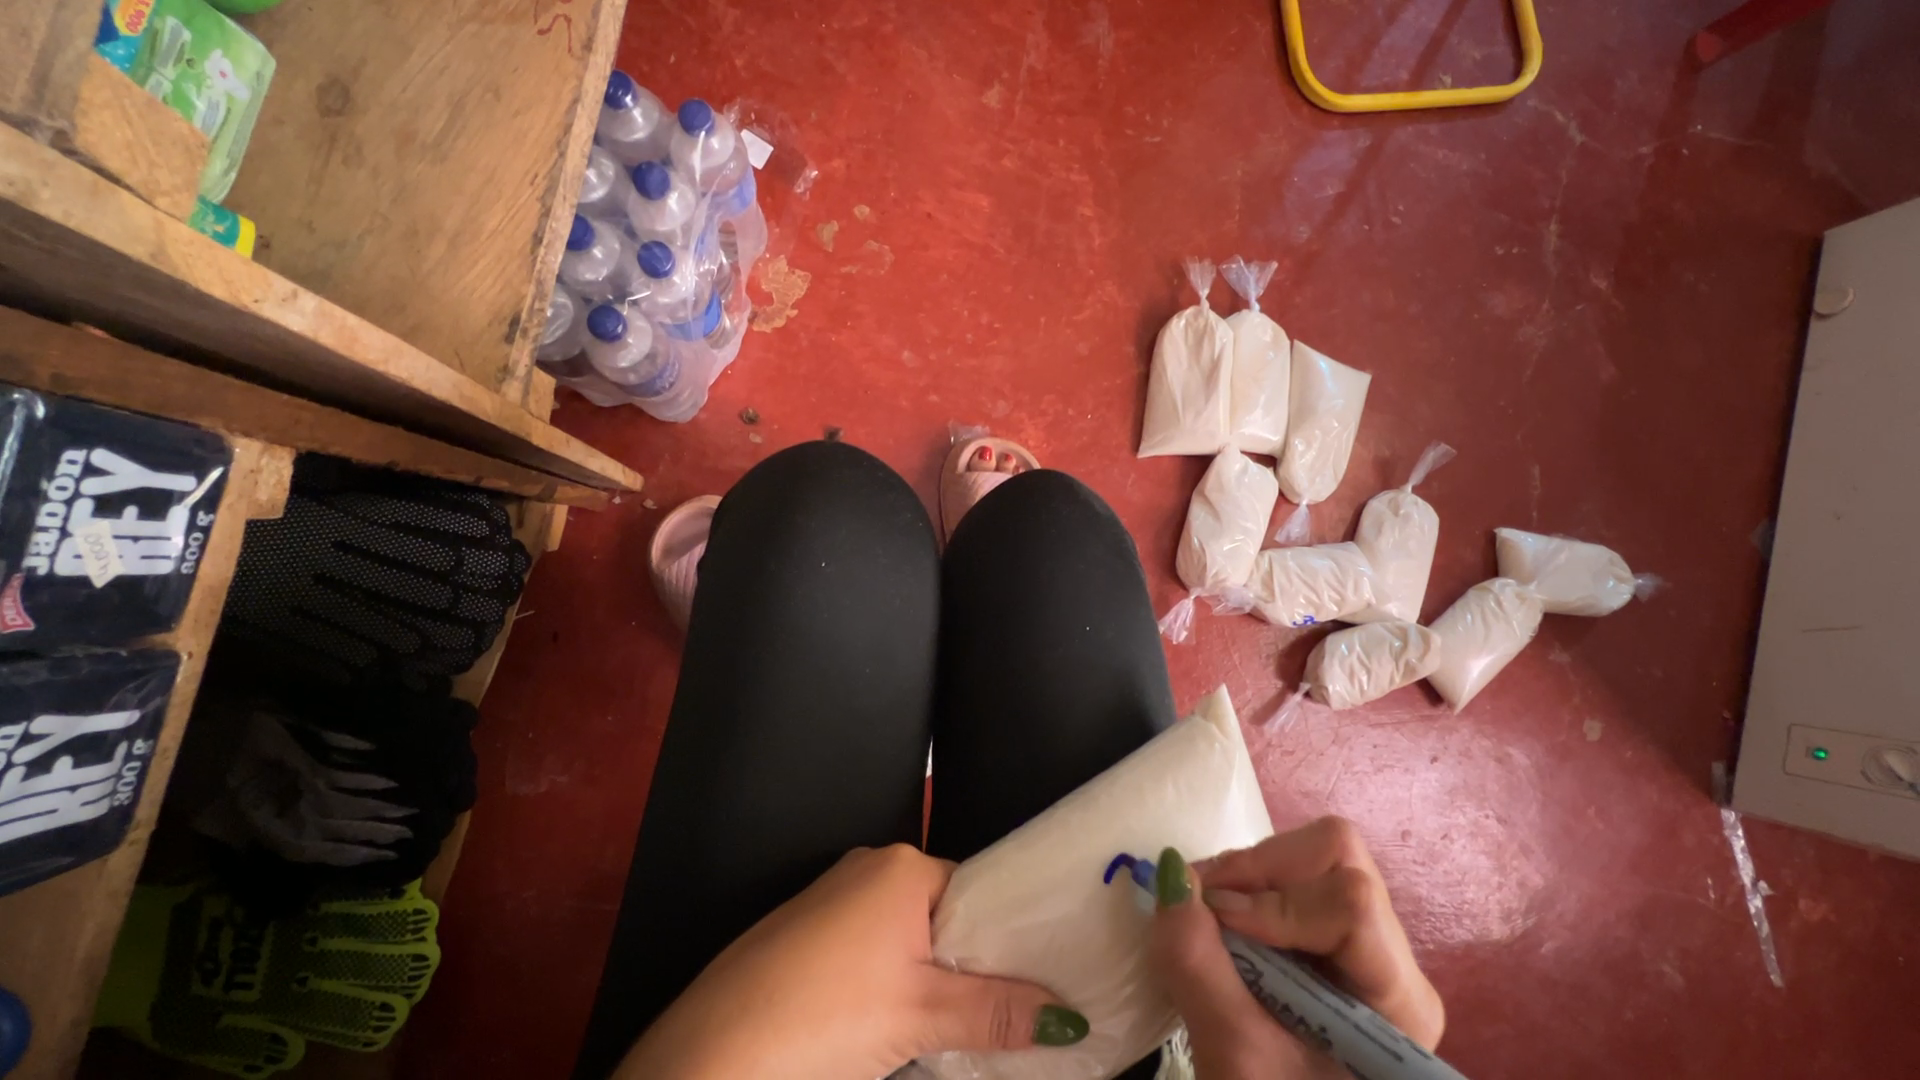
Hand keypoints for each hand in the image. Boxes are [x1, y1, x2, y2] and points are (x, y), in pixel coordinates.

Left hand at [616, 844, 1089, 1079]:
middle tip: (1003, 1006)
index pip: (981, 888)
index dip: (1010, 933)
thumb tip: (1065, 1018)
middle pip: (947, 910)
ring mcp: (836, 894)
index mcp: (904, 866)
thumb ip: (998, 1012)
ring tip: (952, 1018)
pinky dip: (894, 973)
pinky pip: (874, 941)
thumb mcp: (922, 1015)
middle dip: (972, 960)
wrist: (716, 1046)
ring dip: (933, 972)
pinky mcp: (812, 927)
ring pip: (910, 931)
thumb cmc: (821, 1013)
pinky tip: (895, 1015)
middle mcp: (871, 867)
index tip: (1040, 971)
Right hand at [1149, 817, 1443, 1078]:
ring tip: (1211, 923)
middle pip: (1336, 858)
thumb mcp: (1233, 1055)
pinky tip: (1224, 934)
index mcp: (1396, 998)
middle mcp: (1392, 958)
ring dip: (1247, 877)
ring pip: (1312, 858)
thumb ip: (1198, 966)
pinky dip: (1244, 888)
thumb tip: (1171, 875)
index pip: (1352, 900)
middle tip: (1207, 907)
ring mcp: (1364, 944)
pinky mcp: (1328, 937)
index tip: (1217, 923)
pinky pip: (1291, 878)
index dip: (1275, 901)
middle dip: (1259, 870)